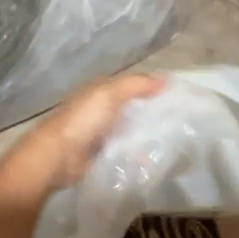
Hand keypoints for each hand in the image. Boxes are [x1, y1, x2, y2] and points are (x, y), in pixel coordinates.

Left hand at [0, 72, 167, 191]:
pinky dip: (136, 154)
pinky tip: (152, 158)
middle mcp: (101, 110)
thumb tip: (167, 78)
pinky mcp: (100, 155)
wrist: (58, 156)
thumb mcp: (111, 94)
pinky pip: (123, 151)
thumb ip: (137, 85)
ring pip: (129, 131)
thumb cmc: (83, 120)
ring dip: (146, 135)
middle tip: (181, 122)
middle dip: (152, 114)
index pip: (132, 87)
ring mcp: (100, 134)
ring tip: (172, 142)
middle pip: (132, 110)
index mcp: (101, 92)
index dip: (153, 89)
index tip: (179, 98)